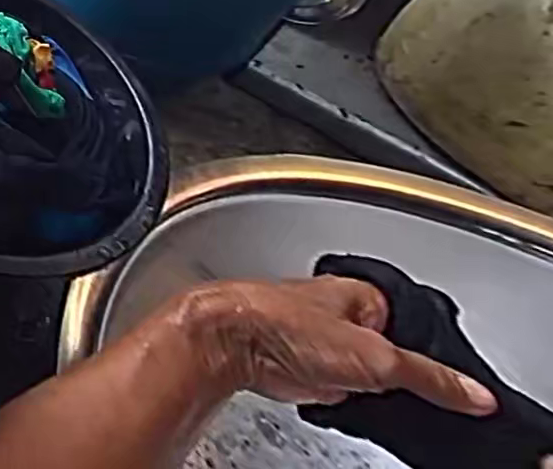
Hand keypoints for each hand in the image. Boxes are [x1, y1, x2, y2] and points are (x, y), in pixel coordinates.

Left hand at [183, 277, 497, 414]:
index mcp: (353, 295)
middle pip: (395, 351)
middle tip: (428, 393)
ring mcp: (321, 342)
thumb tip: (474, 393)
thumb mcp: (377, 355)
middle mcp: (334, 314)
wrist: (229, 341)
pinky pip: (352, 390)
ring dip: (386, 390)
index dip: (440, 352)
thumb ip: (431, 376)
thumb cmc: (275, 323)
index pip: (416, 323)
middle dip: (412, 374)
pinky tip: (370, 409)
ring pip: (374, 373)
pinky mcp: (308, 368)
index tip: (461, 379)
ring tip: (392, 399)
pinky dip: (364, 401)